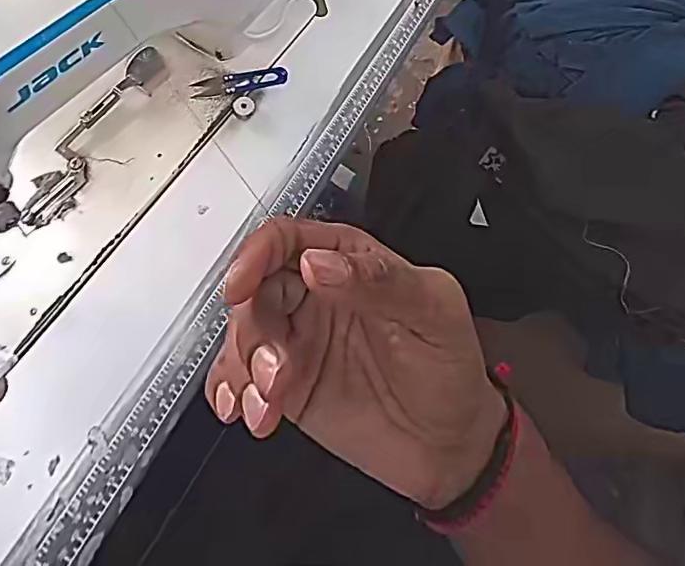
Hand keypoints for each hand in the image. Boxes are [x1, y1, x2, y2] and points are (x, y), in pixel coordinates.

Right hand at [205, 219, 506, 509]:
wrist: (452, 444)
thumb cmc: (449, 363)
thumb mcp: (431, 310)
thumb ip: (380, 280)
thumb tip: (321, 263)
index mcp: (347, 261)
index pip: (287, 239)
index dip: (256, 254)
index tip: (241, 284)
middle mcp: (315, 293)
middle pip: (256, 287)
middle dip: (251, 326)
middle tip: (274, 367)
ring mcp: (298, 338)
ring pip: (244, 331)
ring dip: (243, 365)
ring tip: (268, 400)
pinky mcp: (287, 381)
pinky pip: (241, 375)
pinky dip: (231, 389)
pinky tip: (244, 409)